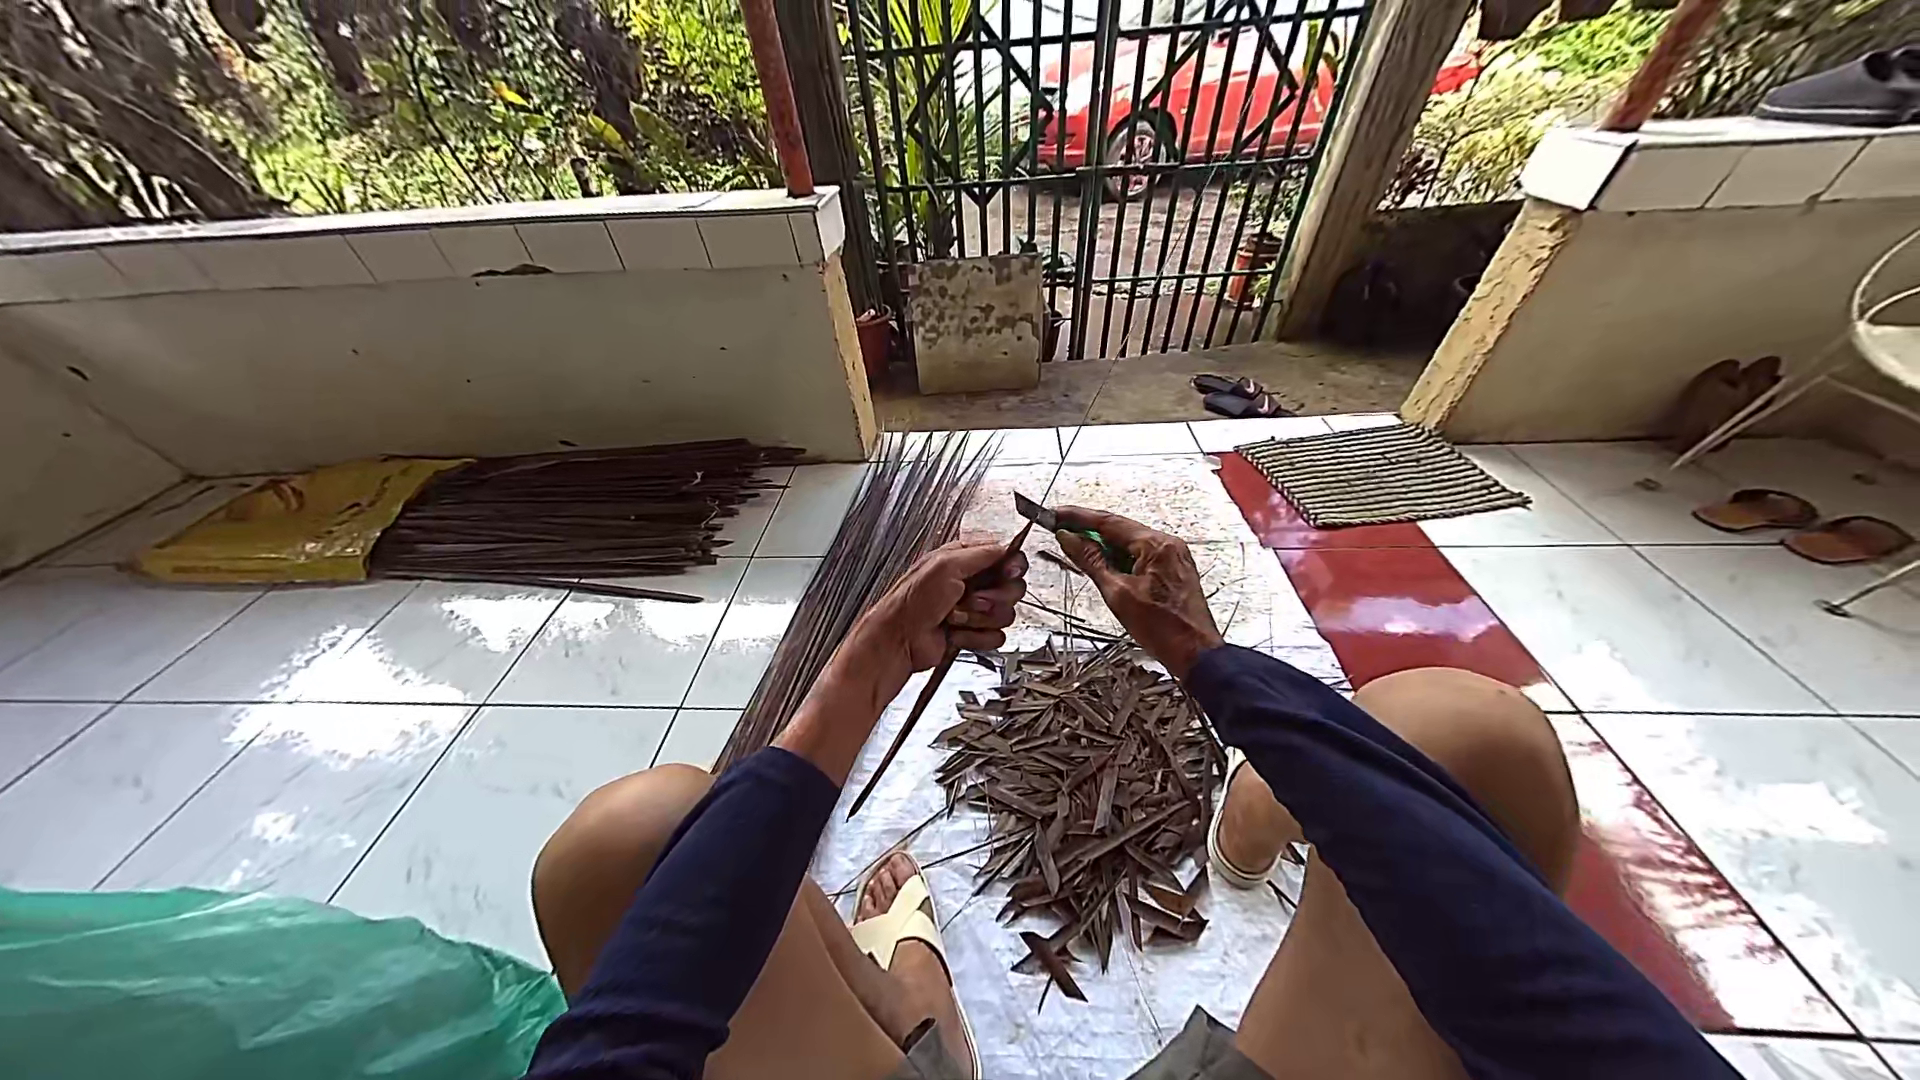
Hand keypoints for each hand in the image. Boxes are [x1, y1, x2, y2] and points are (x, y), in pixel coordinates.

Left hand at [839, 540, 1027, 694]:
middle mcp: (971, 582)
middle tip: (970, 599)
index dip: (1011, 566)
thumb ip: (981, 553)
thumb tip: (1006, 548)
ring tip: (956, 617)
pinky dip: (977, 637)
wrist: (899, 639)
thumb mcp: (945, 565)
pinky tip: (956, 632)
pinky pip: (996, 636)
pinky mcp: (973, 632)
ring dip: (980, 618)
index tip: (1007, 572)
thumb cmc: (912, 601)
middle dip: (994, 597)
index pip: (1005, 557)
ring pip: (1005, 614)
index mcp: (964, 559)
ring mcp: (973, 609)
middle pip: (1012, 587)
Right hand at [1052, 507, 1222, 679]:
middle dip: (1088, 532)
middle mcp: (1168, 545)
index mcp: (1156, 545)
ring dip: (1103, 548)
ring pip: (1129, 544)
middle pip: (1119, 530)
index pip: (1109, 522)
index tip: (1057, 515)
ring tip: (1077, 554)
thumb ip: (1091, 561)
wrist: (1196, 654)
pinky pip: (1139, 556)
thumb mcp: (1117, 593)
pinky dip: (1119, 560)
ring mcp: (1172, 557)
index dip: (1078, 518)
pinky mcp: (1172, 570)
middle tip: (1061, 533)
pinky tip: (1103, 567)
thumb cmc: (1164, 629)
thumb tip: (1069, 539)